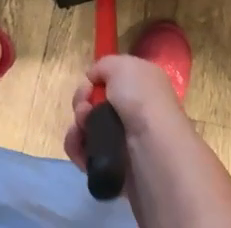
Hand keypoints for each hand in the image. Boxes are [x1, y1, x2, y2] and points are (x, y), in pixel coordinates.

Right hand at [63, 54, 188, 169]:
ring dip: (78, 125)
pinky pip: (85, 152)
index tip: (90, 83)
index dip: (95, 80)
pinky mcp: (112, 164)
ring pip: (87, 127)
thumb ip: (104, 66)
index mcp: (142, 84)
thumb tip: (93, 78)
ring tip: (83, 129)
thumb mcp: (123, 66)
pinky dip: (77, 148)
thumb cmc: (141, 99)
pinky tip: (79, 146)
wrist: (152, 148)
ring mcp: (123, 137)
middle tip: (85, 108)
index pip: (111, 79)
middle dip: (82, 102)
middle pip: (94, 102)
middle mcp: (133, 109)